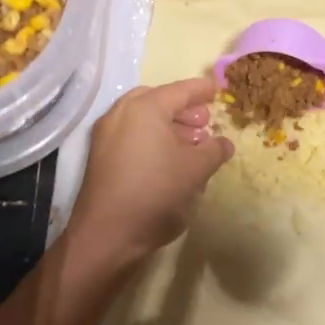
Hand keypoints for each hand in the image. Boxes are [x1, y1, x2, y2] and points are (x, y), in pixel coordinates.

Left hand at [64, 78, 232, 269]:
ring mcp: (106, 135)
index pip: (181, 90)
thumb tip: (224, 143)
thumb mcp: (197, 170)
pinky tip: (169, 159)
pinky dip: (152, 137)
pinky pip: (131, 134)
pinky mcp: (100, 157)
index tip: (218, 90)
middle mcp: (121, 113)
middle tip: (205, 122)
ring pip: (143, 118)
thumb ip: (215, 150)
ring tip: (193, 143)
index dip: (202, 90)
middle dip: (183, 108)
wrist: (107, 234)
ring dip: (169, 124)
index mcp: (145, 108)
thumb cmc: (157, 192)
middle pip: (157, 100)